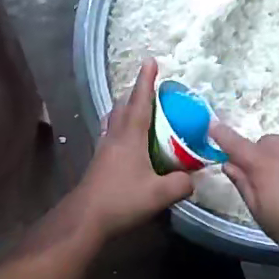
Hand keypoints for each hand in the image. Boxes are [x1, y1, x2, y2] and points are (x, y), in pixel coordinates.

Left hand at [66, 59, 196, 238]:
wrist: (85, 217)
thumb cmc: (122, 200)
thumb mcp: (160, 194)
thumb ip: (181, 184)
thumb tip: (193, 178)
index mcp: (130, 137)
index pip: (140, 102)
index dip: (146, 81)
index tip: (150, 61)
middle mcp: (114, 137)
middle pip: (123, 107)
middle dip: (136, 94)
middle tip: (150, 89)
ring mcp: (103, 149)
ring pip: (114, 120)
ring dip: (125, 110)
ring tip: (138, 110)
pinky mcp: (99, 162)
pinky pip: (111, 135)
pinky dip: (120, 128)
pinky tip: (126, 140)